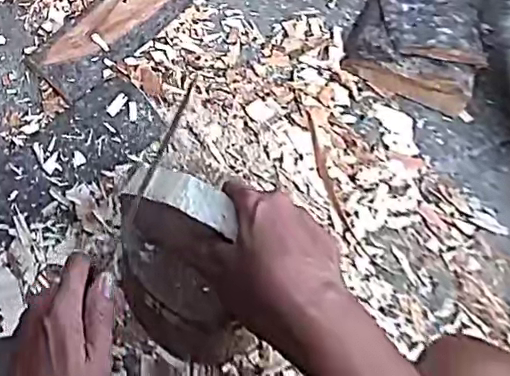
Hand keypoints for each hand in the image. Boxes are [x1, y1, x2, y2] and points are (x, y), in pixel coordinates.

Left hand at [11, 254, 115, 375]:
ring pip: (52, 300)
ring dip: (66, 312)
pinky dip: (51, 327)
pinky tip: (61, 354)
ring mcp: (25, 325)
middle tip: (97, 323)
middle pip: (65, 281)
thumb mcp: (96, 360)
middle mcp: (38, 310)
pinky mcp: (17, 340)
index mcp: (60, 309)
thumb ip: (101, 315)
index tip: (105, 281)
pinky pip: (39, 320)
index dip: (95, 269)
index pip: (78, 263)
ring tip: (80, 344)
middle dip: (82, 295)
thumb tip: (106, 282)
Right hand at [168, 181, 385, 373]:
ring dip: (274, 239)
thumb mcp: (221, 273)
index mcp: (254, 204)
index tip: (216, 225)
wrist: (319, 320)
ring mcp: (306, 222)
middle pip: (258, 206)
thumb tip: (183, 237)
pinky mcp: (326, 243)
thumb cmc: (272, 295)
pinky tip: (291, 279)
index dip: (220, 208)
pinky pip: (305, 241)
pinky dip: (298, 254)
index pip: (230, 189)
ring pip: (282, 223)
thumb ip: (200, 248)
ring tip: (268, 273)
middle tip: (240, 257)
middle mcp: (282, 205)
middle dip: (248, 227)